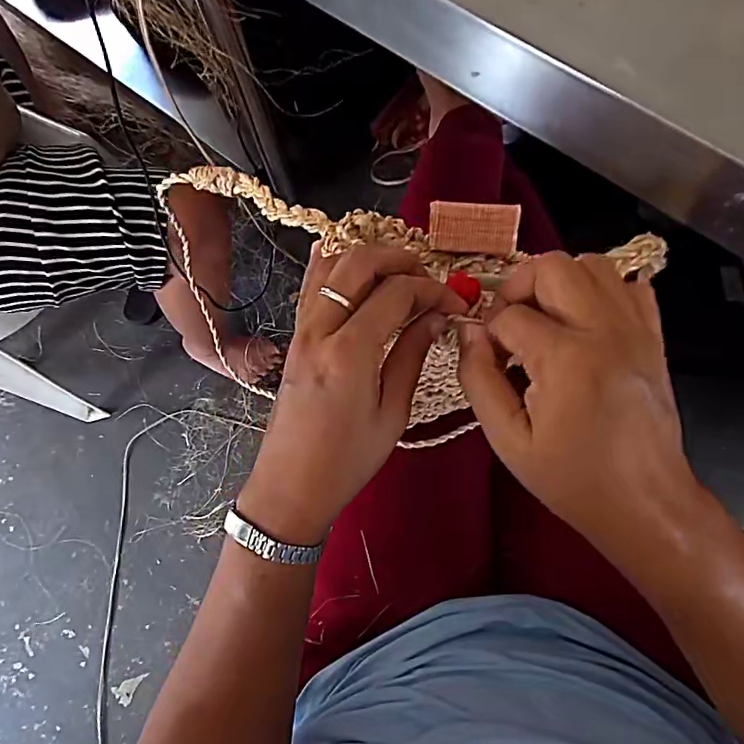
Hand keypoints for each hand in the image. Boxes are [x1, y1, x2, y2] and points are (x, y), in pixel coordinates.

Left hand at [236, 243, 467, 546]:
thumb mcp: (391, 414)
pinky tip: (353, 266)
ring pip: (330, 265)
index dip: (431, 289)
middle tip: (427, 277)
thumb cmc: (346, 461)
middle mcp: (319, 331)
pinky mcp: (293, 338)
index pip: (396, 293)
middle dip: (399, 258)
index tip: (453, 301)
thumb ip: (412, 356)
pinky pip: (311, 285)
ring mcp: (300, 331)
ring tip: (399, 272)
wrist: (290, 486)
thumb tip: (436, 318)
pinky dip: (333, 266)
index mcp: (349, 353)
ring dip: (367, 257)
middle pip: (358, 262)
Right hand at [457, 251, 702, 556]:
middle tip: (510, 325)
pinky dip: (602, 292)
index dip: (487, 334)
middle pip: (553, 266)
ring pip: (594, 264)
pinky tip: (584, 325)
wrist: (644, 502)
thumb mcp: (507, 440)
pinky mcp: (653, 338)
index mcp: (566, 359)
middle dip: (519, 287)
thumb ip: (478, 379)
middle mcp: (604, 330)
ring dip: (559, 283)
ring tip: (546, 321)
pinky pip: (630, 286)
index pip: (509, 315)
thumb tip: (469, 333)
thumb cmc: (572, 479)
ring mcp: (635, 330)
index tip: (489, 361)